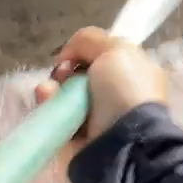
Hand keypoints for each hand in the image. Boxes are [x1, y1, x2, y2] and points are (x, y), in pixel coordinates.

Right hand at [35, 26, 167, 141]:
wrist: (124, 142)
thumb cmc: (125, 91)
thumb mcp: (116, 49)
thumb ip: (90, 40)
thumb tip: (67, 57)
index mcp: (134, 75)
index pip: (102, 59)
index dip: (84, 54)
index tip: (75, 57)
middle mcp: (115, 96)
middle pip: (77, 76)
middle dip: (64, 72)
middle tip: (62, 75)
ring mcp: (96, 119)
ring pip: (62, 96)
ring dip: (52, 89)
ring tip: (50, 91)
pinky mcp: (76, 140)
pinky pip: (55, 117)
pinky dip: (48, 106)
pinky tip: (47, 101)